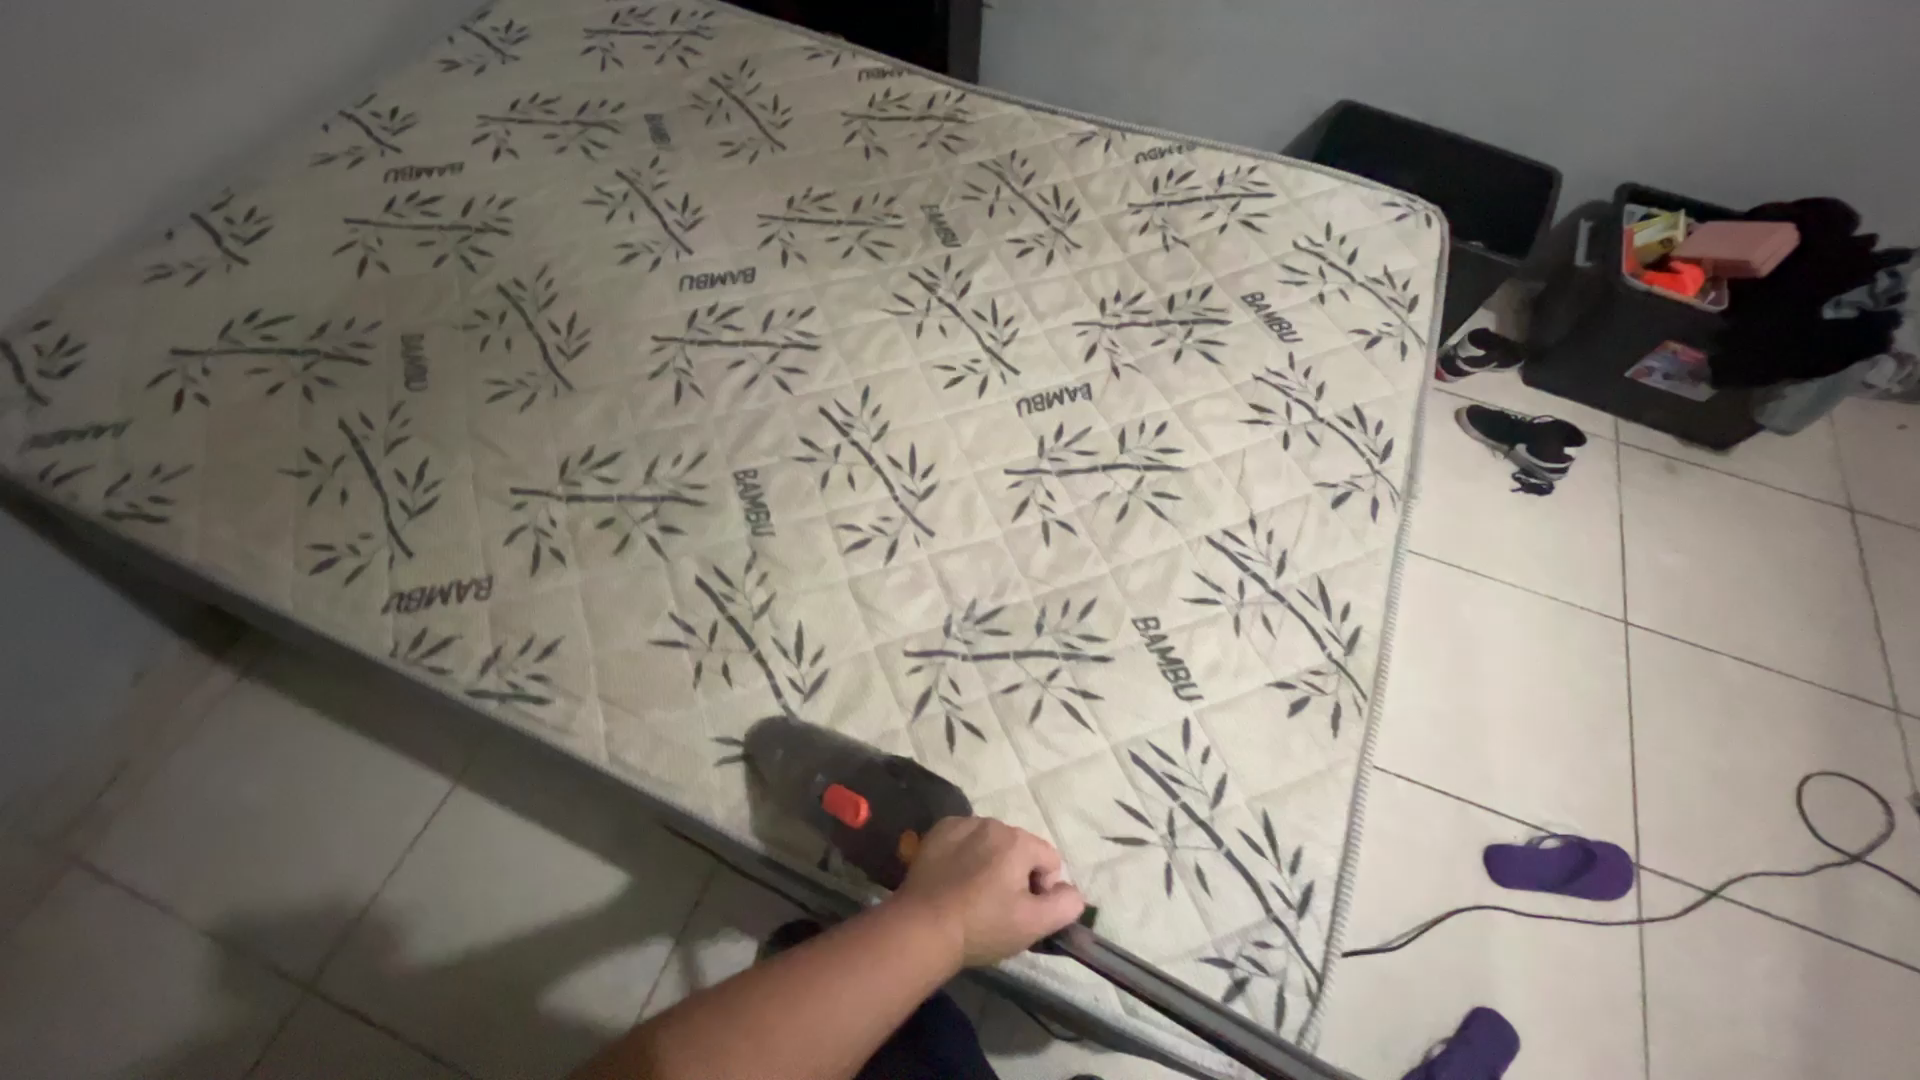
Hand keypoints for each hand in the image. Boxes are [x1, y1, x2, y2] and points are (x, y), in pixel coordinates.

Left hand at [892, 817, 1085, 966]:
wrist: (922, 927)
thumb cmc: (982, 926)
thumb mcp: (1034, 925)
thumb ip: (1065, 905)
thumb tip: (1072, 891)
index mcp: (1019, 841)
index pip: (1049, 861)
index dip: (1042, 890)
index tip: (1021, 913)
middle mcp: (992, 823)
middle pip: (1020, 849)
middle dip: (1016, 875)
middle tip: (997, 908)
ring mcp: (962, 824)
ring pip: (992, 844)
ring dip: (991, 864)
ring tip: (973, 896)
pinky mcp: (939, 832)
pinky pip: (965, 840)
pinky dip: (966, 856)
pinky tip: (955, 882)